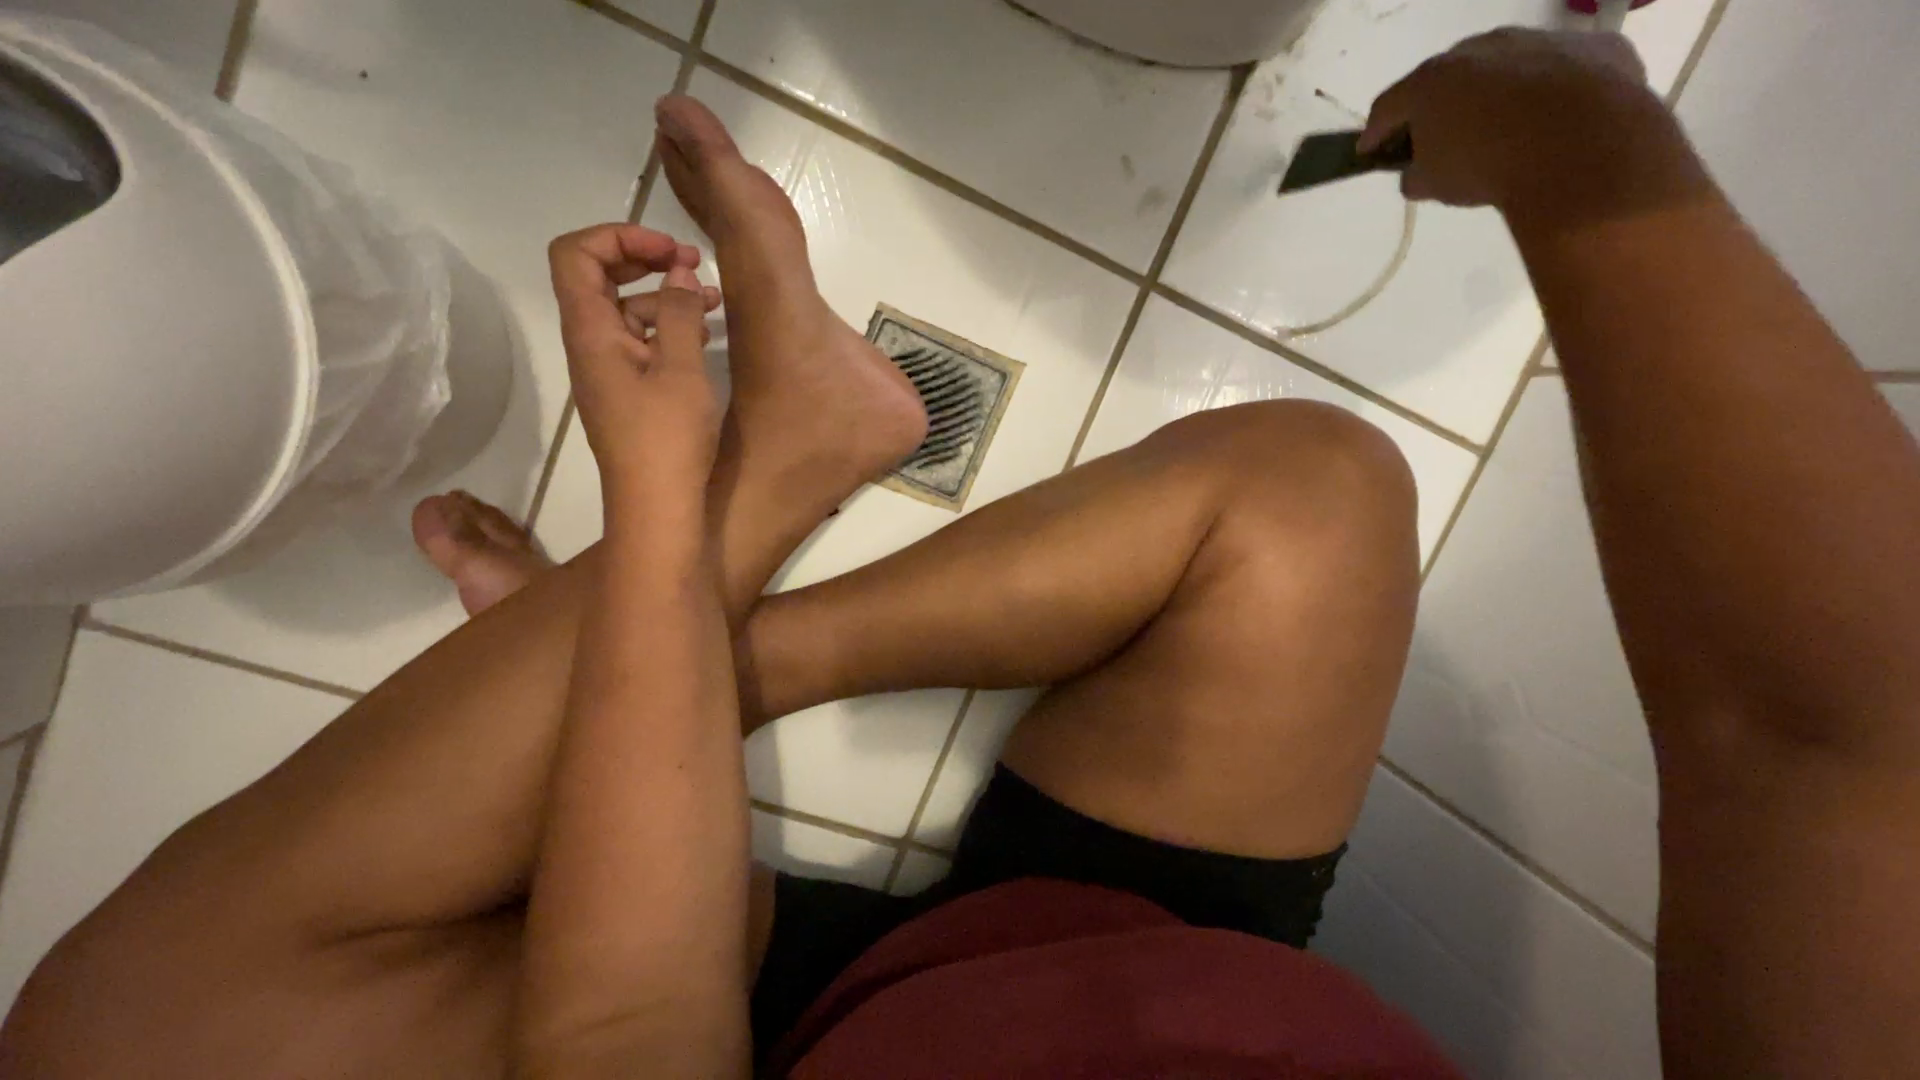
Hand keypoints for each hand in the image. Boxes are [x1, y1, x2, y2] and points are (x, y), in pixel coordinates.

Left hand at [547, 224, 723, 501]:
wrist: (657, 508)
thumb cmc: (667, 439)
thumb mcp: (681, 370)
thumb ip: (680, 313)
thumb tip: (679, 272)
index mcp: (591, 332)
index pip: (577, 254)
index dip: (620, 236)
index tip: (670, 249)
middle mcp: (589, 345)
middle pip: (597, 276)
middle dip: (644, 258)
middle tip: (693, 263)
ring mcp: (608, 370)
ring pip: (625, 310)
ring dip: (665, 296)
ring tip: (714, 302)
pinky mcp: (627, 392)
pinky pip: (640, 342)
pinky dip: (669, 328)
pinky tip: (706, 336)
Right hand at [1361, 28, 1703, 224]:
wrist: (1581, 144)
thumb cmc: (1487, 165)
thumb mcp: (1434, 185)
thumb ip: (1416, 176)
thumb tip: (1417, 174)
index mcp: (1431, 82)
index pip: (1388, 106)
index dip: (1374, 132)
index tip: (1369, 152)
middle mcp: (1480, 48)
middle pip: (1447, 77)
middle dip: (1437, 105)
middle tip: (1437, 137)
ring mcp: (1539, 40)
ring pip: (1505, 66)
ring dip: (1496, 92)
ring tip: (1501, 128)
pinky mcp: (1593, 46)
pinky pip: (1561, 69)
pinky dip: (1552, 90)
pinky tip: (1556, 120)